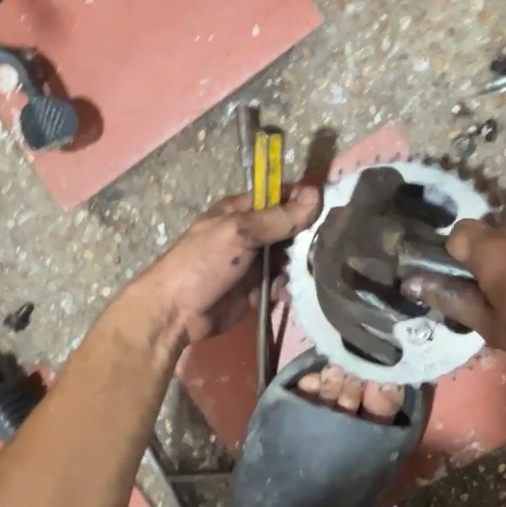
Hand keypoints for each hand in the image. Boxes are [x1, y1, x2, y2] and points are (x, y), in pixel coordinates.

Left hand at [123, 186, 320, 347]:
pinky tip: (289, 292)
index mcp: (242, 210)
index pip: (280, 197)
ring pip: (291, 259)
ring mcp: (256, 263)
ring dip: (300, 265)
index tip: (328, 207)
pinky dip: (289, 288)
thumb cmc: (202, 262)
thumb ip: (278, 218)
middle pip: (290, 229)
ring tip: (307, 271)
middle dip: (307, 237)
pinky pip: (284, 285)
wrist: (177, 312)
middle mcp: (252, 234)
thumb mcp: (239, 232)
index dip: (303, 200)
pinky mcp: (259, 290)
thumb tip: (316, 194)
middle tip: (324, 245)